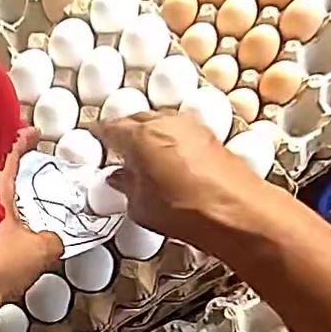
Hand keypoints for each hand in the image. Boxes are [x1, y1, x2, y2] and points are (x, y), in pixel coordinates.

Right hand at [97, 111, 312, 250]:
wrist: (235, 212)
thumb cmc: (188, 209)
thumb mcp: (139, 205)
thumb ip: (125, 186)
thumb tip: (120, 179)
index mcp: (139, 136)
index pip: (110, 128)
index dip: (99, 134)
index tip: (95, 138)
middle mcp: (165, 122)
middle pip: (136, 120)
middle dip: (123, 133)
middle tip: (114, 149)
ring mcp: (191, 126)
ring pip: (159, 123)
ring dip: (147, 136)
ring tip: (139, 158)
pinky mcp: (210, 137)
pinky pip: (180, 133)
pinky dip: (168, 142)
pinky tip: (166, 162)